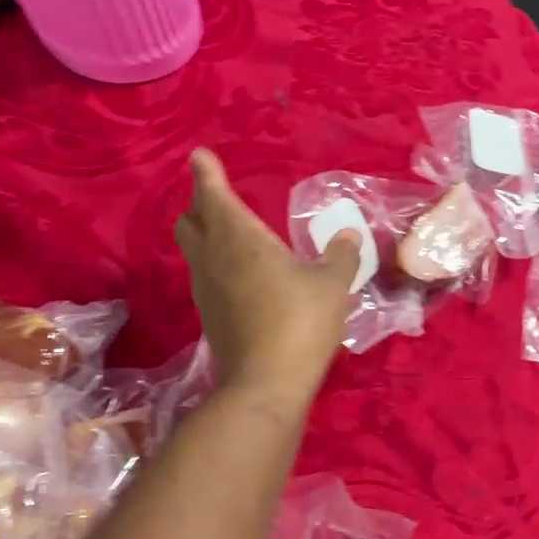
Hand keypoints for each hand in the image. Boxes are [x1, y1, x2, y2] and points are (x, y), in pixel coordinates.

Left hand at [175, 149, 359, 406]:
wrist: (266, 382)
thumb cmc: (300, 322)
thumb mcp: (333, 285)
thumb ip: (340, 256)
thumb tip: (347, 234)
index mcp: (240, 238)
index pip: (213, 195)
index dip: (206, 174)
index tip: (201, 157)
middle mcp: (214, 257)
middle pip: (191, 221)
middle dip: (201, 204)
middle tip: (218, 198)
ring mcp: (207, 289)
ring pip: (195, 250)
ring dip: (206, 235)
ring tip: (229, 234)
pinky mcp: (210, 316)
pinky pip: (206, 276)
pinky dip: (217, 265)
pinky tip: (241, 276)